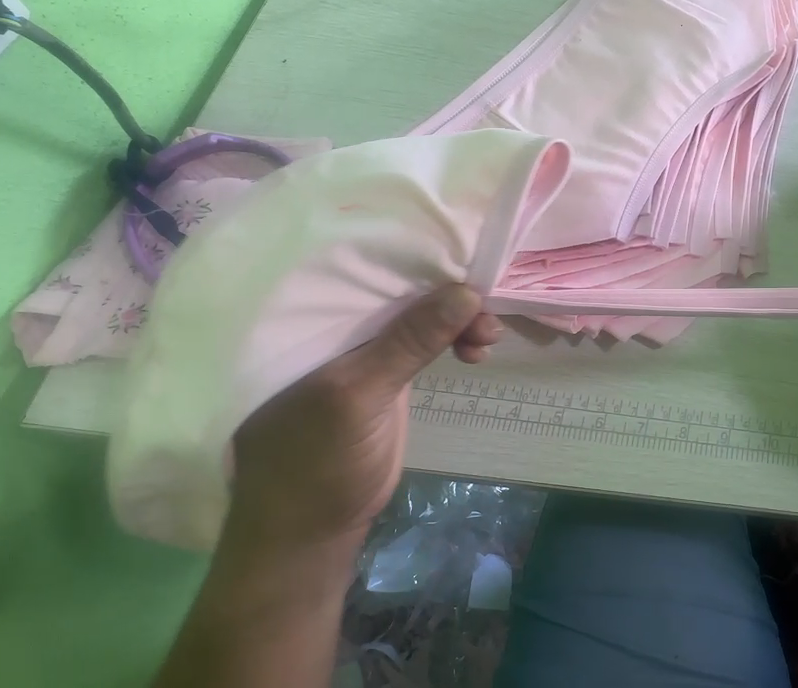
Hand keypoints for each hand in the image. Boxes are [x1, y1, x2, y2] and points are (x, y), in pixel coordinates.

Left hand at [225, 286, 502, 550]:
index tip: (470, 267)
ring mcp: (363, 354)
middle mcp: (335, 329)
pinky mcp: (384, 377)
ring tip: (487, 341)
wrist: (309, 535)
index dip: (419, 263)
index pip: (366, 273)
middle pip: (400, 292)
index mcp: (308, 324)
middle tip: (488, 321)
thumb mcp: (360, 396)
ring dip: (459, 322)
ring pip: (419, 317)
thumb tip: (468, 291)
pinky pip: (423, 343)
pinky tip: (475, 351)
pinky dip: (453, 341)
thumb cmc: (315, 464)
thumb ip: (409, 341)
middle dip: (450, 297)